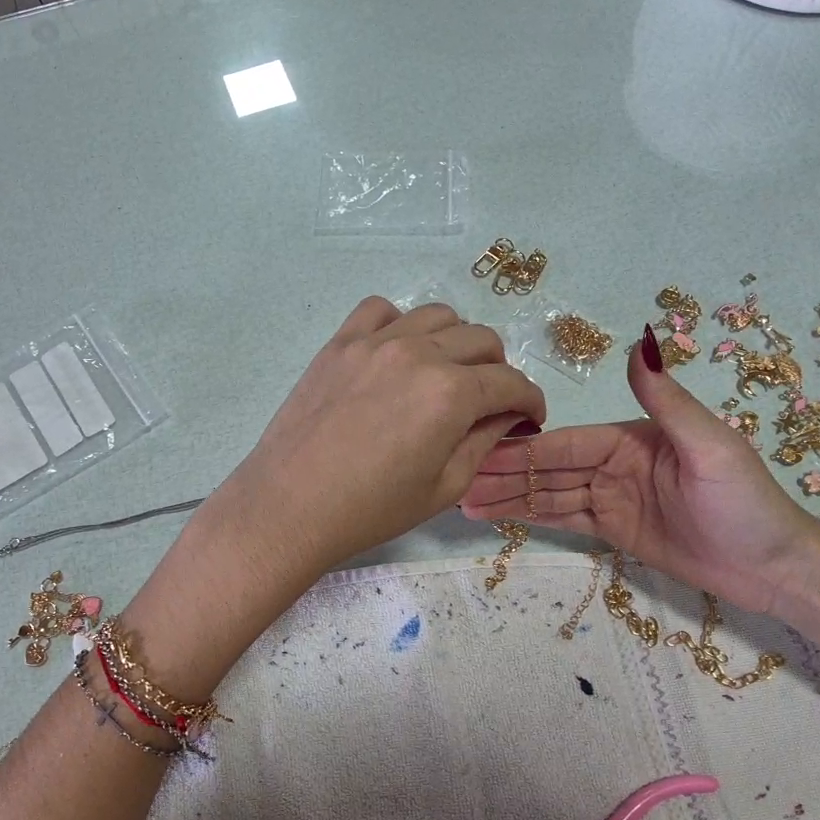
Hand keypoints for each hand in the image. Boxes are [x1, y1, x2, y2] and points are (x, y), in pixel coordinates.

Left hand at [218, 297, 545, 577]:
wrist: (289, 507)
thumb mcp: (443, 487)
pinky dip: (400, 323)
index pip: (511, 382)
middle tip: (488, 403)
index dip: (530, 401)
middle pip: (481, 341)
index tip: (529, 417)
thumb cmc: (370, 510)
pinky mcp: (339, 343)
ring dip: (455, 342)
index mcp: (451, 393)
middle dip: (498, 371)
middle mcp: (419, 353)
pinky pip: (380, 309)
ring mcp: (375, 342)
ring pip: (437, 316)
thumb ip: (483, 442)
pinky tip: (396, 353)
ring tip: (445, 374)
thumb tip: (507, 416)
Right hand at [460, 325, 819, 615]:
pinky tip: (498, 515)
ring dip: (508, 496)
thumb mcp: (711, 447)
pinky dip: (530, 516)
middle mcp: (614, 463)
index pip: (566, 443)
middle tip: (455, 482)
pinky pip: (563, 519)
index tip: (480, 451)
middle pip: (549, 468)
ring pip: (549, 494)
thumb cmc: (747, 503)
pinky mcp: (614, 530)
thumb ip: (668, 401)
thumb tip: (637, 345)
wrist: (773, 567)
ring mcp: (611, 498)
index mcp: (631, 438)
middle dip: (503, 474)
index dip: (523, 450)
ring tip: (463, 502)